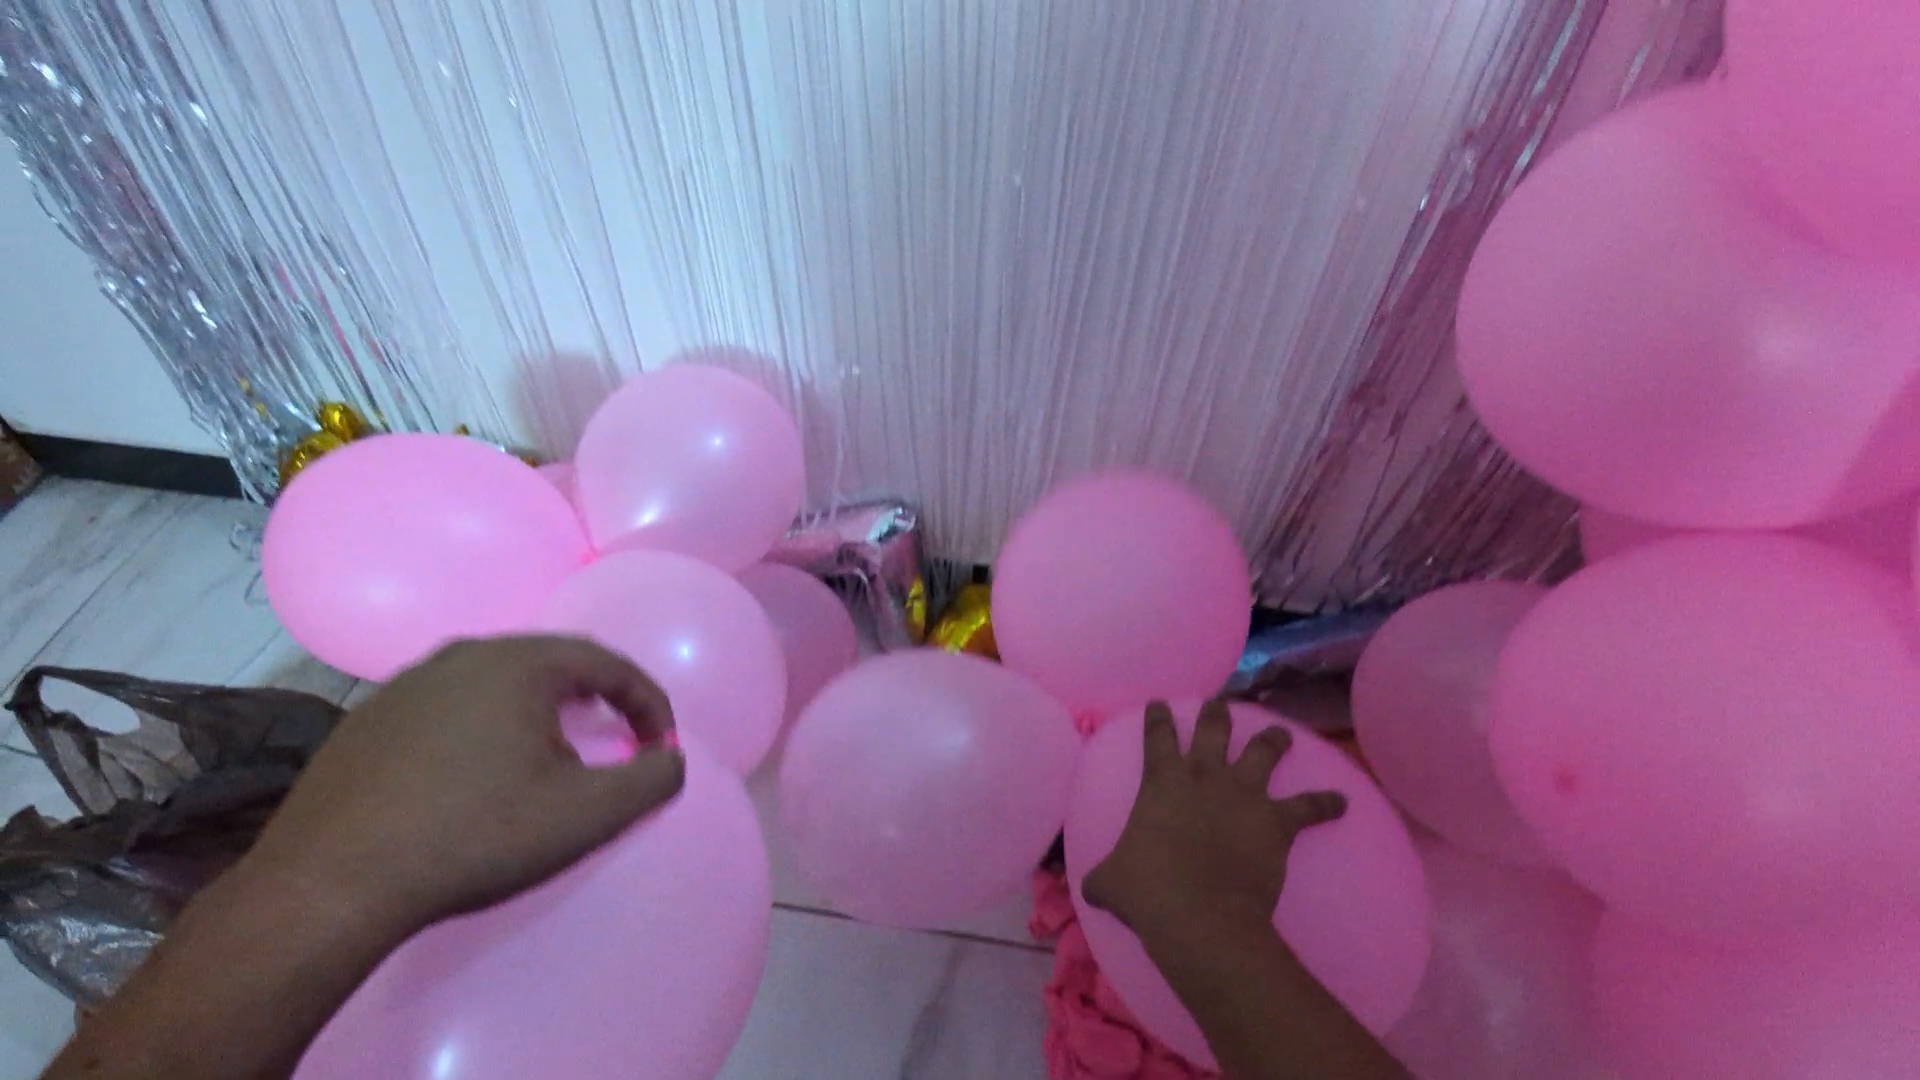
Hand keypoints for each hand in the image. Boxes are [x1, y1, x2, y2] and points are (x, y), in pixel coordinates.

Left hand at [244, 636, 684, 942]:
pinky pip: (451, 706)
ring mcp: (407, 683)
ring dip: (539, 709)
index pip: (607, 663)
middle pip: (553, 662)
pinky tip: (478, 771)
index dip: (647, 700)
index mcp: (520, 663)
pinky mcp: (368, 718)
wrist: (329, 886)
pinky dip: (486, 726)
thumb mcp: (587, 814)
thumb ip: (652, 778)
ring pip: (498, 681)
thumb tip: (672, 758)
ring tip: (552, 752)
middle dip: (596, 697)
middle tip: (615, 735)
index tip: (660, 743)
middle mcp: (464, 655)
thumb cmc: (476, 835)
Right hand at [1082, 699, 1346, 946]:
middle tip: (1219, 704)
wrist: (1199, 914)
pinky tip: (1341, 801)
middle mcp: (1204, 775)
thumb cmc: (1147, 892)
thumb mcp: (1110, 881)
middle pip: (1213, 729)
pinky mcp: (1276, 820)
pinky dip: (1326, 804)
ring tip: (1281, 734)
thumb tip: (1091, 887)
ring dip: (1273, 740)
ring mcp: (1243, 794)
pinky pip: (1308, 807)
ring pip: (1263, 752)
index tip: (1160, 703)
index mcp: (1162, 781)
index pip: (1157, 736)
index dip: (1158, 717)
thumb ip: (1103, 876)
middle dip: (1216, 714)